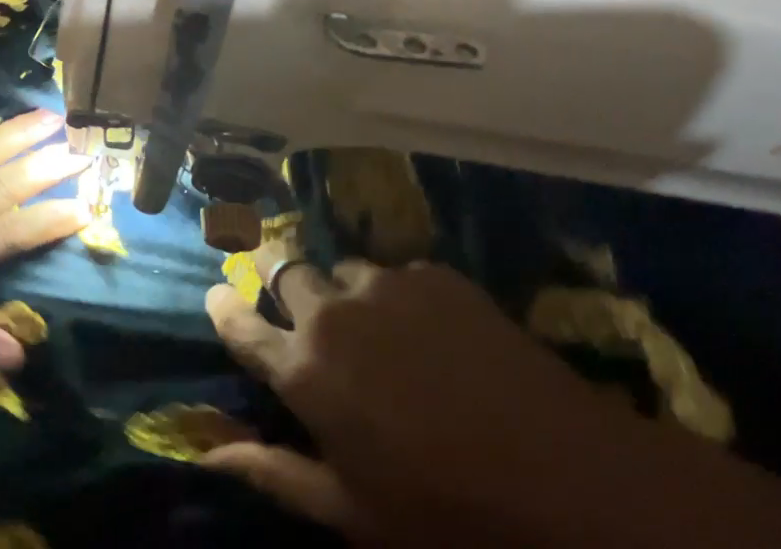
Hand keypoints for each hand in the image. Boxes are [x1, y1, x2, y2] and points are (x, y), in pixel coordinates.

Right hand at [202, 249, 671, 544]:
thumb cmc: (447, 511)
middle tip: (293, 299)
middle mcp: (331, 317)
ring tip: (370, 320)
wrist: (574, 483)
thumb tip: (205, 456)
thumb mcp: (351, 510)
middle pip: (284, 273)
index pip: (239, 325)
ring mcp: (387, 291)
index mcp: (301, 371)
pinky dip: (399, 294)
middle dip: (278, 279)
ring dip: (343, 290)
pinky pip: (399, 273)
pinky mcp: (441, 280)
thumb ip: (273, 473)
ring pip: (342, 269)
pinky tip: (428, 326)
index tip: (216, 295)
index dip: (222, 307)